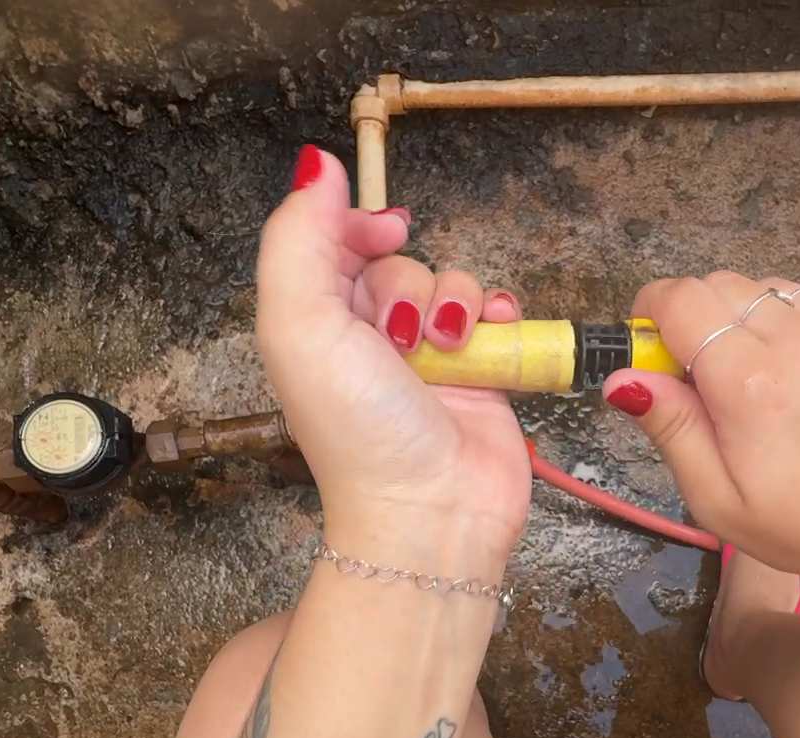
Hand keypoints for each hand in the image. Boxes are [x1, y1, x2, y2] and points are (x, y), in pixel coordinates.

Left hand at [255, 147, 528, 573]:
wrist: (431, 512)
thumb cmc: (360, 429)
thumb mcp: (300, 327)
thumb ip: (298, 239)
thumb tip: (319, 163)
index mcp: (319, 326)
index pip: (336, 246)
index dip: (359, 226)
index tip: (386, 235)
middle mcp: (373, 340)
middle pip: (399, 264)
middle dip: (409, 284)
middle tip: (405, 336)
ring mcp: (432, 359)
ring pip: (452, 284)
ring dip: (457, 301)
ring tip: (451, 350)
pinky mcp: (482, 376)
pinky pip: (496, 317)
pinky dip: (500, 315)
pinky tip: (496, 334)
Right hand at [599, 272, 799, 575]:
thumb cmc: (795, 523)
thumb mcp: (714, 496)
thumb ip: (669, 427)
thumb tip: (623, 377)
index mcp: (748, 382)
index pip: (681, 300)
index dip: (651, 311)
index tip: (649, 342)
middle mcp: (797, 339)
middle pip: (721, 285)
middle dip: (695, 316)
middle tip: (700, 369)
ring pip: (768, 286)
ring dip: (746, 316)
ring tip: (756, 369)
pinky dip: (793, 314)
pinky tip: (798, 360)